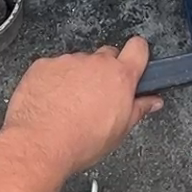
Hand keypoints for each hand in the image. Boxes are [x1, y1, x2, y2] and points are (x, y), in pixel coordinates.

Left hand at [0, 36, 162, 176]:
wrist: (40, 144)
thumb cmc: (79, 141)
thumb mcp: (119, 131)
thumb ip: (139, 109)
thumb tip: (151, 102)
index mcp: (119, 76)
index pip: (139, 48)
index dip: (138, 53)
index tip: (134, 62)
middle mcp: (95, 63)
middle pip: (107, 55)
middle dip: (105, 71)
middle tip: (98, 96)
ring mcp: (69, 61)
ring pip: (79, 63)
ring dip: (78, 77)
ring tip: (70, 105)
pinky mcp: (44, 65)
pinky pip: (54, 67)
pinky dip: (54, 80)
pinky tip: (52, 102)